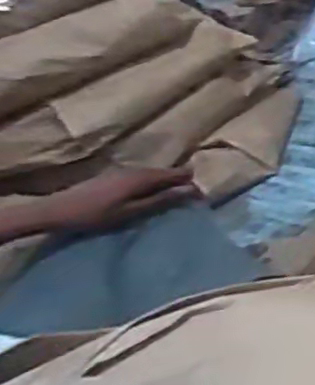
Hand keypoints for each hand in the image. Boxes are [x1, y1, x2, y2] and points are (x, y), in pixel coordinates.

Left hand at [53, 167, 199, 232]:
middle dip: (178, 184)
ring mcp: (122, 171)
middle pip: (169, 172)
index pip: (183, 172)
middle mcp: (138, 169)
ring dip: (161, 185)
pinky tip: (138, 197)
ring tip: (159, 201)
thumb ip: (162, 199)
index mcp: (146, 176)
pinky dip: (146, 186)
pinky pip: (140, 177)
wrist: (48, 212)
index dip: (193, 183)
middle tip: (179, 202)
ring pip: (154, 175)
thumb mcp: (131, 211)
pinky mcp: (111, 176)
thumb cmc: (93, 214)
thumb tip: (193, 190)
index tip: (196, 197)